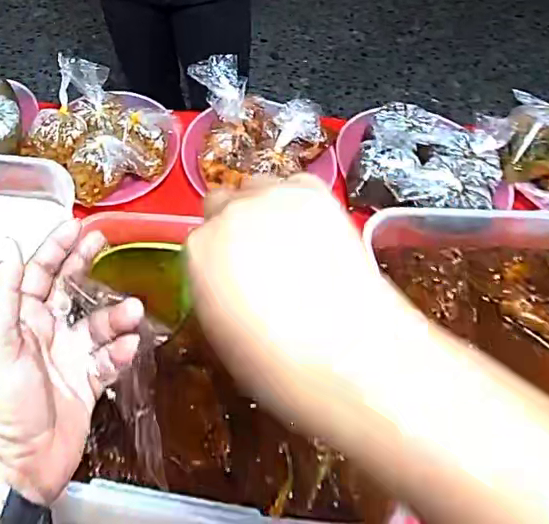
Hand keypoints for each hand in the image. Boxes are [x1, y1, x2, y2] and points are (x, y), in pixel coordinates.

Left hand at [0, 219, 145, 505]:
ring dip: (116, 314)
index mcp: (19, 322)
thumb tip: (8, 246)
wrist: (13, 472)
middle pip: (68, 288)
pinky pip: (110, 357)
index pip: (37, 273)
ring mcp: (67, 359)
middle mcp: (45, 334)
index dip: (55, 248)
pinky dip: (122, 350)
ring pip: (97, 322)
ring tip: (132, 312)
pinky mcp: (86, 384)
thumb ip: (4, 293)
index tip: (75, 225)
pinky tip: (129, 347)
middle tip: (106, 241)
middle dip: (86, 263)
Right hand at [186, 176, 414, 408]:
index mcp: (201, 250)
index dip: (218, 253)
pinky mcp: (314, 191)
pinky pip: (296, 185)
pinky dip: (301, 201)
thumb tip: (225, 273)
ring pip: (258, 187)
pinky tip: (314, 232)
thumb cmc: (281, 364)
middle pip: (224, 201)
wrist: (348, 352)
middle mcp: (232, 213)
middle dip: (237, 224)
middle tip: (261, 252)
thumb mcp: (223, 333)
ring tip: (292, 242)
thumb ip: (213, 286)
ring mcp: (274, 196)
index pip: (200, 236)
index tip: (233, 268)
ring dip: (267, 208)